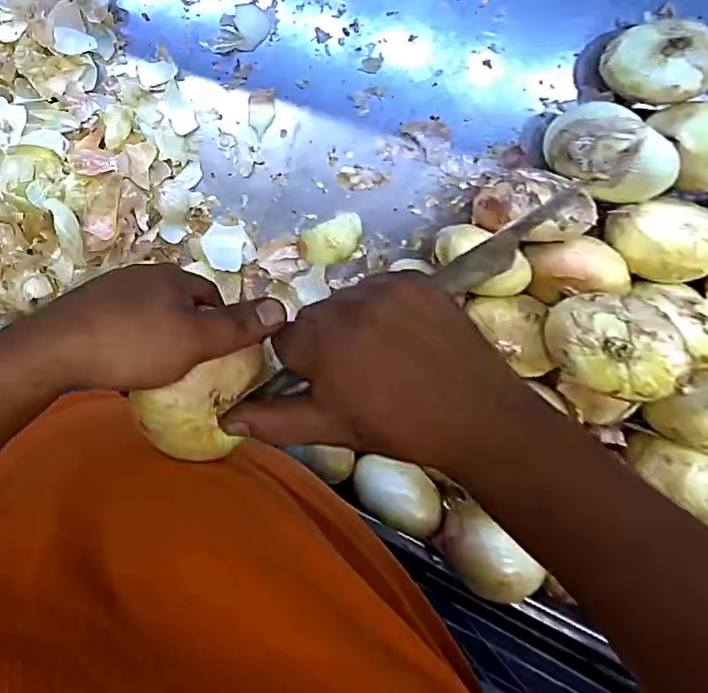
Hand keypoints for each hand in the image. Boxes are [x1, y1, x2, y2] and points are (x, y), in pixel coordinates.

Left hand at [16, 264, 286, 391]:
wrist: (57, 348)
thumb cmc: (133, 344)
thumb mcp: (195, 340)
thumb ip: (237, 326)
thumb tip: (281, 306)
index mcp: (172, 277)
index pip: (211, 298)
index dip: (221, 328)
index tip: (216, 360)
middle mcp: (143, 275)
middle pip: (179, 306)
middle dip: (187, 335)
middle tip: (186, 370)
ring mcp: (112, 289)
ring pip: (149, 317)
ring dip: (157, 341)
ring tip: (151, 373)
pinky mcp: (88, 308)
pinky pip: (122, 326)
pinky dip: (128, 345)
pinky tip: (120, 368)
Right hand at [220, 271, 545, 471]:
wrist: (481, 417)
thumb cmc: (399, 428)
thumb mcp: (332, 427)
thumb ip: (274, 420)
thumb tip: (226, 419)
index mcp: (319, 343)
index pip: (286, 340)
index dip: (307, 364)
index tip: (335, 382)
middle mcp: (345, 306)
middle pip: (316, 317)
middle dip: (329, 341)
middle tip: (364, 372)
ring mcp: (382, 288)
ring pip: (345, 300)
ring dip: (355, 321)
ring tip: (389, 353)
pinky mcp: (412, 280)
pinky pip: (378, 285)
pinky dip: (384, 304)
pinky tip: (406, 333)